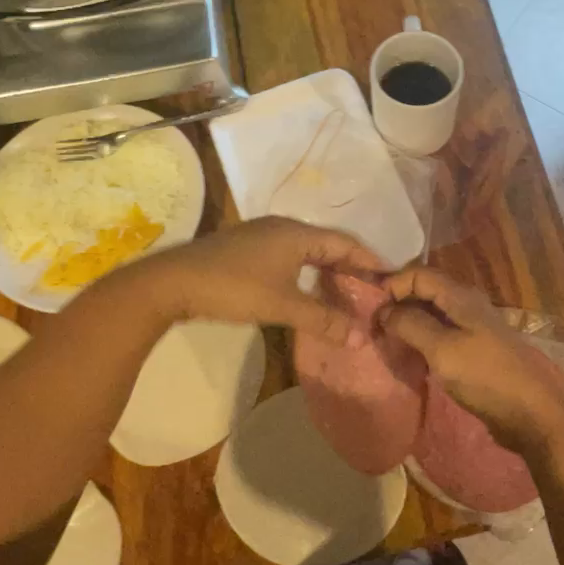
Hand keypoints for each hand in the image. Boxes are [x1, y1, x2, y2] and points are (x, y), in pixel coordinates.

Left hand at [114, 217, 385, 343]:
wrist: (172, 282)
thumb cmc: (233, 287)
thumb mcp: (282, 305)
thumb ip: (322, 320)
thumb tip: (361, 338)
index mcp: (297, 233)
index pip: (345, 242)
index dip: (369, 259)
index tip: (391, 276)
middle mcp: (282, 227)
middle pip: (327, 244)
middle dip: (350, 265)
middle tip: (371, 288)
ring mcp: (261, 236)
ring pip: (306, 250)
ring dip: (326, 269)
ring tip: (344, 291)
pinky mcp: (245, 249)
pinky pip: (289, 255)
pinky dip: (306, 271)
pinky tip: (305, 290)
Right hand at [377, 268, 563, 454]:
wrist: (532, 414)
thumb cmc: (486, 377)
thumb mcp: (443, 350)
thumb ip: (412, 326)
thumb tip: (385, 311)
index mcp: (462, 297)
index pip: (419, 274)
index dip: (393, 285)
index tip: (370, 309)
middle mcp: (468, 305)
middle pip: (426, 292)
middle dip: (398, 303)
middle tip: (372, 326)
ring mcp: (473, 328)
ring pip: (433, 314)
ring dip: (409, 323)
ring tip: (385, 341)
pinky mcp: (475, 350)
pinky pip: (442, 335)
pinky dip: (423, 340)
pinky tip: (410, 356)